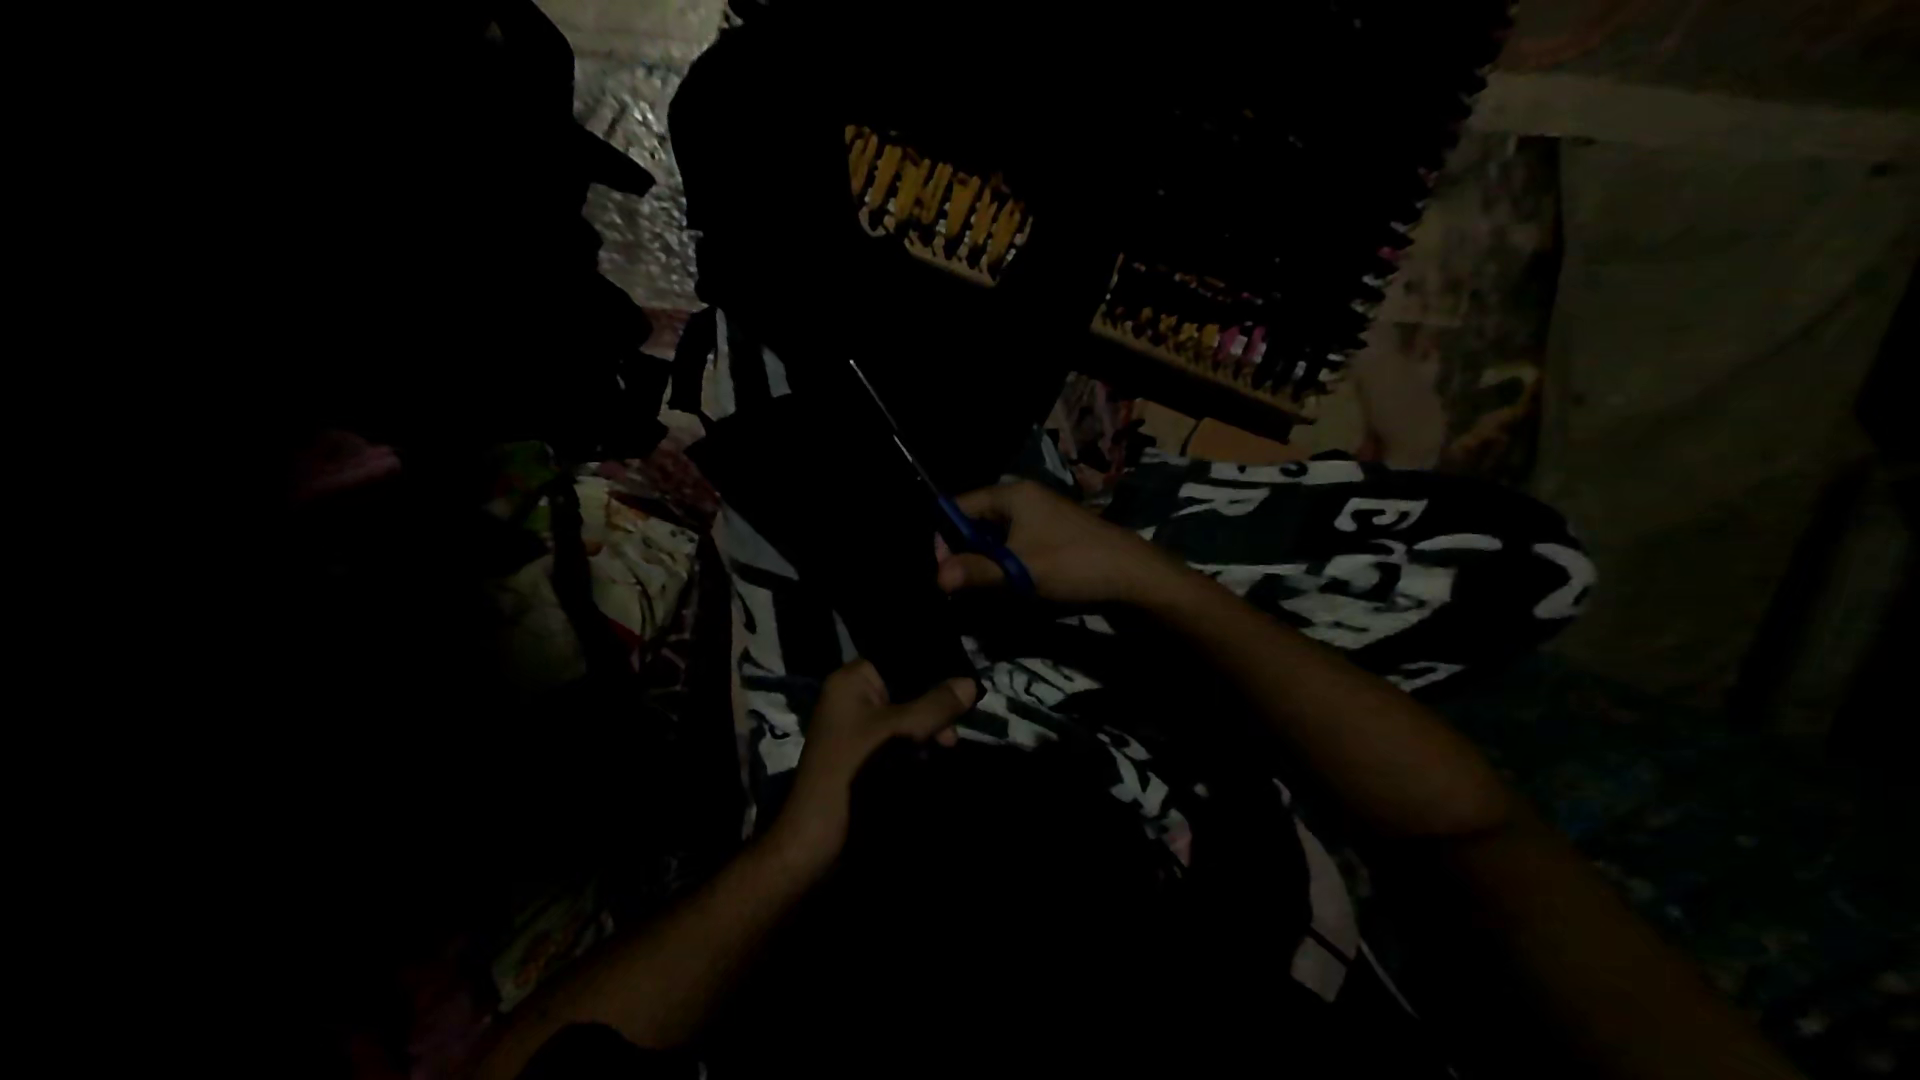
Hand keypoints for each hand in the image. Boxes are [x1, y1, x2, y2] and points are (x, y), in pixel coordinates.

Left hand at [772, 659, 976, 862]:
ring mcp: (856, 727)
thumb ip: (935, 705)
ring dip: (928, 726)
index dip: (932, 669)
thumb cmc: (856, 771)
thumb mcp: (900, 732)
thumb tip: (970, 683)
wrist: (818, 836)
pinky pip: (897, 736)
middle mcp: (852, 697)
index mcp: (852, 681)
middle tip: (955, 728)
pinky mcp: (863, 753)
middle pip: (905, 687)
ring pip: (904, 714)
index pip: (899, 659)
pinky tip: (931, 757)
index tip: (964, 684)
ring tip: (947, 745)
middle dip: (933, 704)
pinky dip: (916, 743)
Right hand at [935, 480, 1185, 605]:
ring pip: (998, 539)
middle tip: (959, 586)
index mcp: (1012, 495)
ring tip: (982, 591)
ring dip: (988, 564)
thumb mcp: (1019, 571)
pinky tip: (1009, 588)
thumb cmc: (1072, 565)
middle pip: (977, 523)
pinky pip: (1017, 548)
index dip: (944, 536)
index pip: (959, 507)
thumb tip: (937, 577)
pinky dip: (1008, 566)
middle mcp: (1024, 500)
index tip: (941, 569)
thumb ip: (976, 573)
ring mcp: (1041, 518)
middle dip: (966, 553)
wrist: (1134, 577)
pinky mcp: (1053, 537)